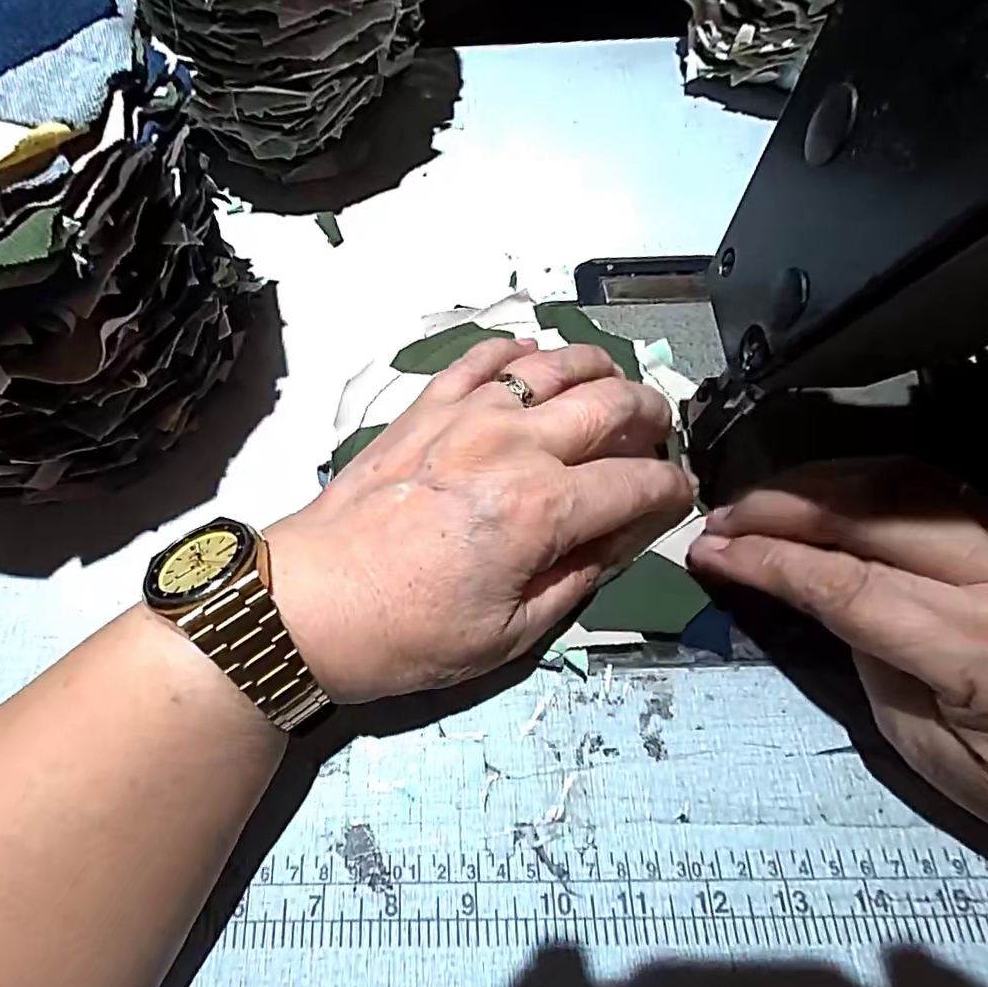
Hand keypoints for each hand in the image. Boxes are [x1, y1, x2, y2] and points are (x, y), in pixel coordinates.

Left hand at [265, 339, 691, 701]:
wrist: (307, 604)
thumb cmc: (410, 633)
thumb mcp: (512, 632)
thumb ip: (579, 577)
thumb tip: (622, 538)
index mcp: (544, 509)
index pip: (638, 483)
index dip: (672, 489)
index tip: (680, 494)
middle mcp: (516, 445)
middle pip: (612, 404)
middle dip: (652, 415)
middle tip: (658, 434)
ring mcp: (468, 415)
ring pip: (557, 363)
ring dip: (599, 369)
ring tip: (611, 387)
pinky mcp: (427, 406)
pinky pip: (483, 357)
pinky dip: (518, 352)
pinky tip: (530, 362)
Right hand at [687, 458, 987, 905]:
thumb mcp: (933, 753)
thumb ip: (872, 657)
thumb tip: (811, 586)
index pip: (854, 587)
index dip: (771, 561)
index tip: (710, 550)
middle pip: (880, 514)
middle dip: (784, 506)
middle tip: (722, 516)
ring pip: (909, 483)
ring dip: (819, 482)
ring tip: (759, 500)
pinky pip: (938, 491)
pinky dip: (864, 484)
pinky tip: (823, 493)